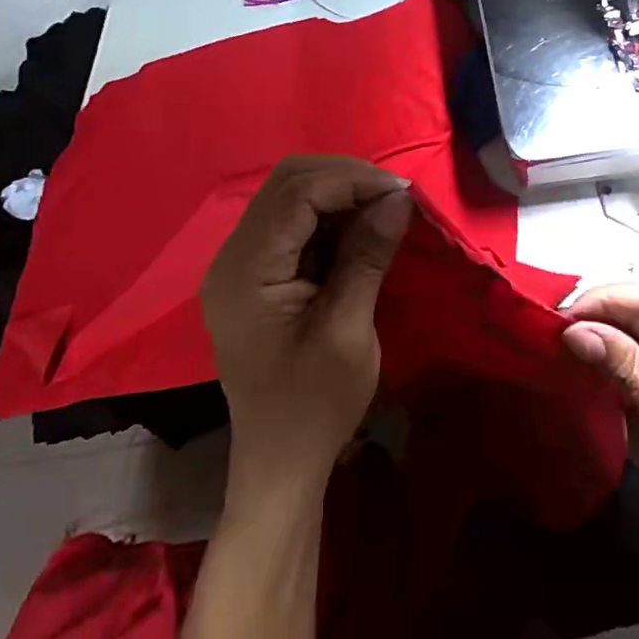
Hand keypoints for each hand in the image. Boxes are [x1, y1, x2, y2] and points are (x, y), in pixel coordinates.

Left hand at [200, 155, 412, 475]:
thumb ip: (367, 257)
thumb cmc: (315, 405)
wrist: (281, 460)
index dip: (353, 181)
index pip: (296, 194)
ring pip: (291, 196)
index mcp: (246, 274)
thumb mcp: (349, 331)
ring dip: (341, 193)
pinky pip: (295, 222)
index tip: (404, 193)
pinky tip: (363, 228)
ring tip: (387, 209)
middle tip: (397, 197)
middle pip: (287, 183)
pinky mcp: (258, 275)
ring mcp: (242, 265)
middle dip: (346, 178)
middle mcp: (233, 258)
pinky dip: (333, 215)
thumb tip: (399, 198)